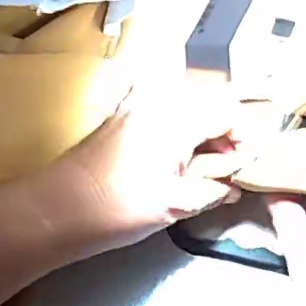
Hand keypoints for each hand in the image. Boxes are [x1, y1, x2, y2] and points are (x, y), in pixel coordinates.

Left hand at [0, 83, 242, 263]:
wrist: (58, 208)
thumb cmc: (118, 208)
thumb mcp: (176, 204)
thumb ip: (213, 188)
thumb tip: (231, 183)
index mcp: (177, 114)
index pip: (230, 109)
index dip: (246, 136)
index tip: (247, 163)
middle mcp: (158, 97)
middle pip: (211, 98)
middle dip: (226, 130)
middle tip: (227, 165)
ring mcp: (136, 101)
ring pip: (188, 101)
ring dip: (203, 128)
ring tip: (202, 165)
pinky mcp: (122, 112)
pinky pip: (164, 107)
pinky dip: (179, 126)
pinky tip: (176, 156)